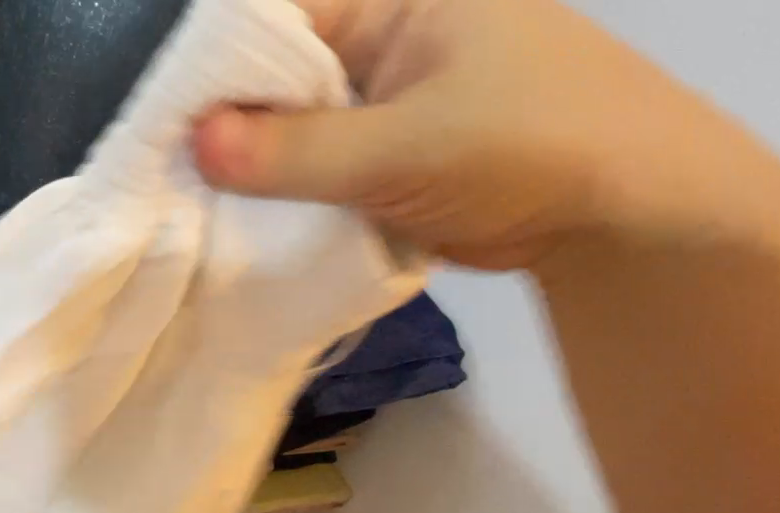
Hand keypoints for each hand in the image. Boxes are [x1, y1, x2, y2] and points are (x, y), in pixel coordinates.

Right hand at [192, 0, 779, 269]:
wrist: (620, 215)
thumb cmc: (529, 148)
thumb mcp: (405, 148)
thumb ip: (296, 149)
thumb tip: (193, 142)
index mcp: (395, 3)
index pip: (275, 22)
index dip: (214, 70)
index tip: (159, 128)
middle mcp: (379, 43)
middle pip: (273, 78)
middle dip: (223, 128)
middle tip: (161, 177)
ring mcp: (377, 105)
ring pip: (286, 132)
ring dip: (246, 171)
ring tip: (186, 208)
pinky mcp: (377, 160)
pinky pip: (307, 172)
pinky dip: (276, 198)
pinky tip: (236, 224)